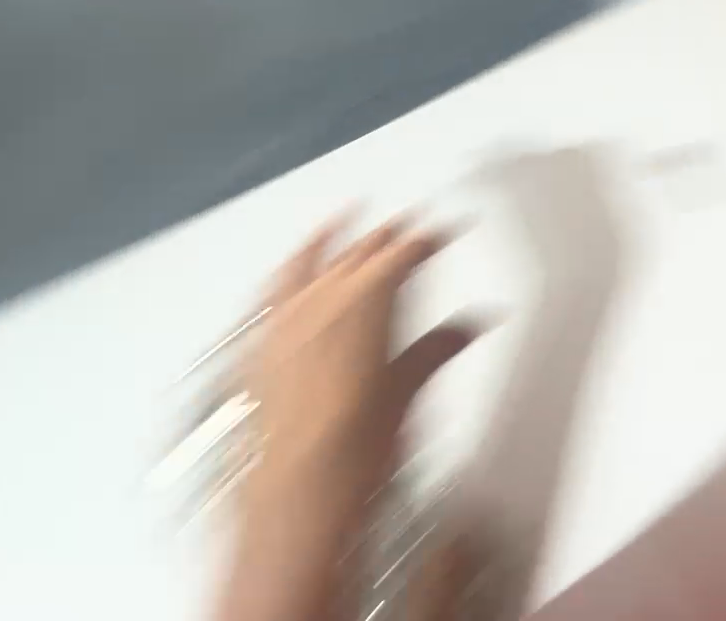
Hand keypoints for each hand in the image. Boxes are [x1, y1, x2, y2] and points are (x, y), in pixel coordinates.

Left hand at [217, 211, 481, 620]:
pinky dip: (289, 274)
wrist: (294, 507)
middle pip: (356, 253)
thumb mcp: (409, 397)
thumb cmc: (352, 458)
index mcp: (364, 311)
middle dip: (387, 234)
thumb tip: (468, 326)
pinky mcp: (257, 354)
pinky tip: (294, 271)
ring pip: (306, 265)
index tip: (443, 229)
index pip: (399, 255)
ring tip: (344, 217)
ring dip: (330, 239)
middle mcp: (317, 312)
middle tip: (410, 223)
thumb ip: (435, 350)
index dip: (425, 238)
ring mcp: (280, 330)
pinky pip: (272, 297)